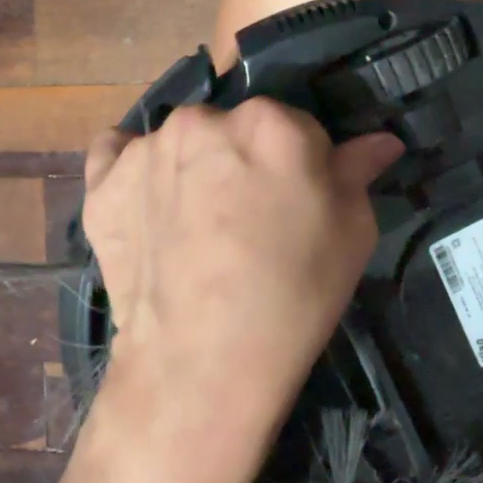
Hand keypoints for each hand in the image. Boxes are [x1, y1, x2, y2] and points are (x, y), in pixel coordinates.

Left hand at [78, 100, 403, 482]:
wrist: (203, 360)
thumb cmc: (295, 293)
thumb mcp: (353, 232)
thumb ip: (358, 171)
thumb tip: (381, 141)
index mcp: (272, 123)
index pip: (297, 126)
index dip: (304, 166)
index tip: (301, 205)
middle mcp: (204, 121)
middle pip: (237, 128)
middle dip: (248, 160)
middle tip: (254, 218)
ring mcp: (146, 151)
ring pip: (184, 142)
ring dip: (196, 166)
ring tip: (200, 226)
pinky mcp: (102, 185)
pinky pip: (118, 155)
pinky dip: (136, 171)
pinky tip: (150, 205)